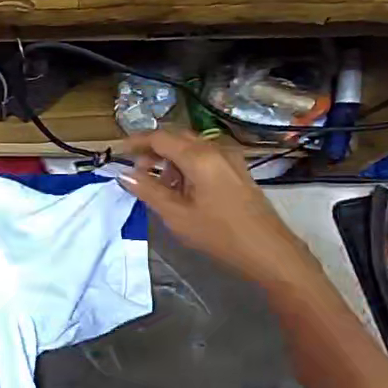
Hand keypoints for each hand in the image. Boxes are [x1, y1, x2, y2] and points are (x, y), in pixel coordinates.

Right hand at [121, 130, 323, 291]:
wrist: (268, 250)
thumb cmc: (220, 235)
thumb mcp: (177, 216)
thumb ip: (149, 191)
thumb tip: (124, 175)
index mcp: (199, 156)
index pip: (160, 137)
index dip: (137, 143)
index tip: (120, 153)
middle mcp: (216, 149)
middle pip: (178, 137)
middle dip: (154, 150)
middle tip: (138, 172)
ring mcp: (230, 158)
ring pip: (192, 147)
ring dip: (172, 160)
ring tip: (161, 187)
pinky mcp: (238, 170)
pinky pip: (207, 157)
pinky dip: (189, 166)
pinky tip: (185, 191)